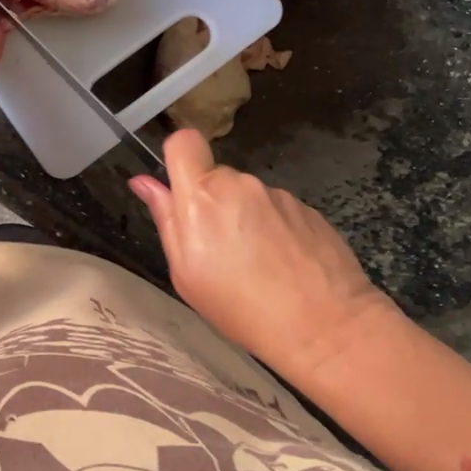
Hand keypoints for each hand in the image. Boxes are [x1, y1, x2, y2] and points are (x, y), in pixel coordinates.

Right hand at [129, 129, 395, 382]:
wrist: (327, 329)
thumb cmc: (242, 307)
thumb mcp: (186, 273)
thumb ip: (166, 220)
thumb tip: (144, 182)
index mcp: (201, 197)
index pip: (183, 141)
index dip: (179, 156)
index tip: (182, 187)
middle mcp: (240, 185)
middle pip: (217, 176)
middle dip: (214, 202)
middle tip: (221, 247)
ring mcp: (278, 196)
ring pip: (249, 196)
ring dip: (247, 218)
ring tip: (260, 263)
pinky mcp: (309, 210)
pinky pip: (279, 211)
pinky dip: (277, 230)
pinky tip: (286, 265)